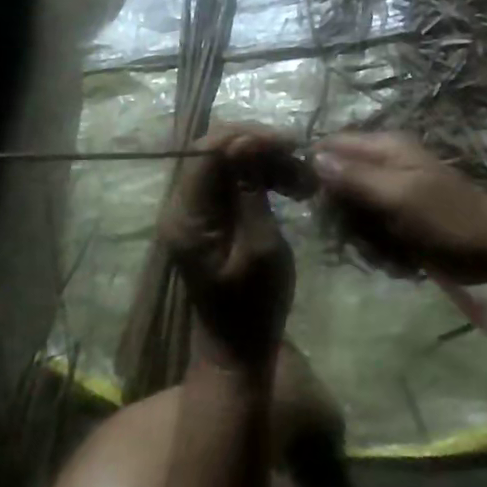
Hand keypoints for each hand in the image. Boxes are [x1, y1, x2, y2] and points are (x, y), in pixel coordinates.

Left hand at [160, 124, 300, 370]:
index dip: (248, 137)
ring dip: (267, 161)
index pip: (207, 153)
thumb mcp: (261, 249)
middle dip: (261, 146)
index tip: (290, 143)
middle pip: (215, 149)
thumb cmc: (254, 308)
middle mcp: (182, 205)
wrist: (238, 349)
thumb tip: (246, 142)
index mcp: (187, 216)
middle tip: (301, 160)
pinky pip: (233, 178)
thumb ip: (251, 193)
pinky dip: (263, 176)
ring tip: (304, 180)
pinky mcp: (210, 213)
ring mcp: (195, 208)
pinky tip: (291, 187)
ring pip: (228, 160)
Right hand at [311, 133, 486, 282]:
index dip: (318, 171)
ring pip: (354, 212)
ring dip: (366, 237)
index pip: (332, 145)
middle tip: (363, 235)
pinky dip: (383, 247)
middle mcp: (385, 162)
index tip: (316, 203)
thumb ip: (355, 176)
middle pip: (340, 183)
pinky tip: (401, 258)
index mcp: (385, 147)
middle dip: (347, 216)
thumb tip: (314, 157)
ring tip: (388, 250)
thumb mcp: (398, 196)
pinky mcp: (401, 215)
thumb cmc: (447, 219)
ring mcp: (394, 190)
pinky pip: (373, 229)